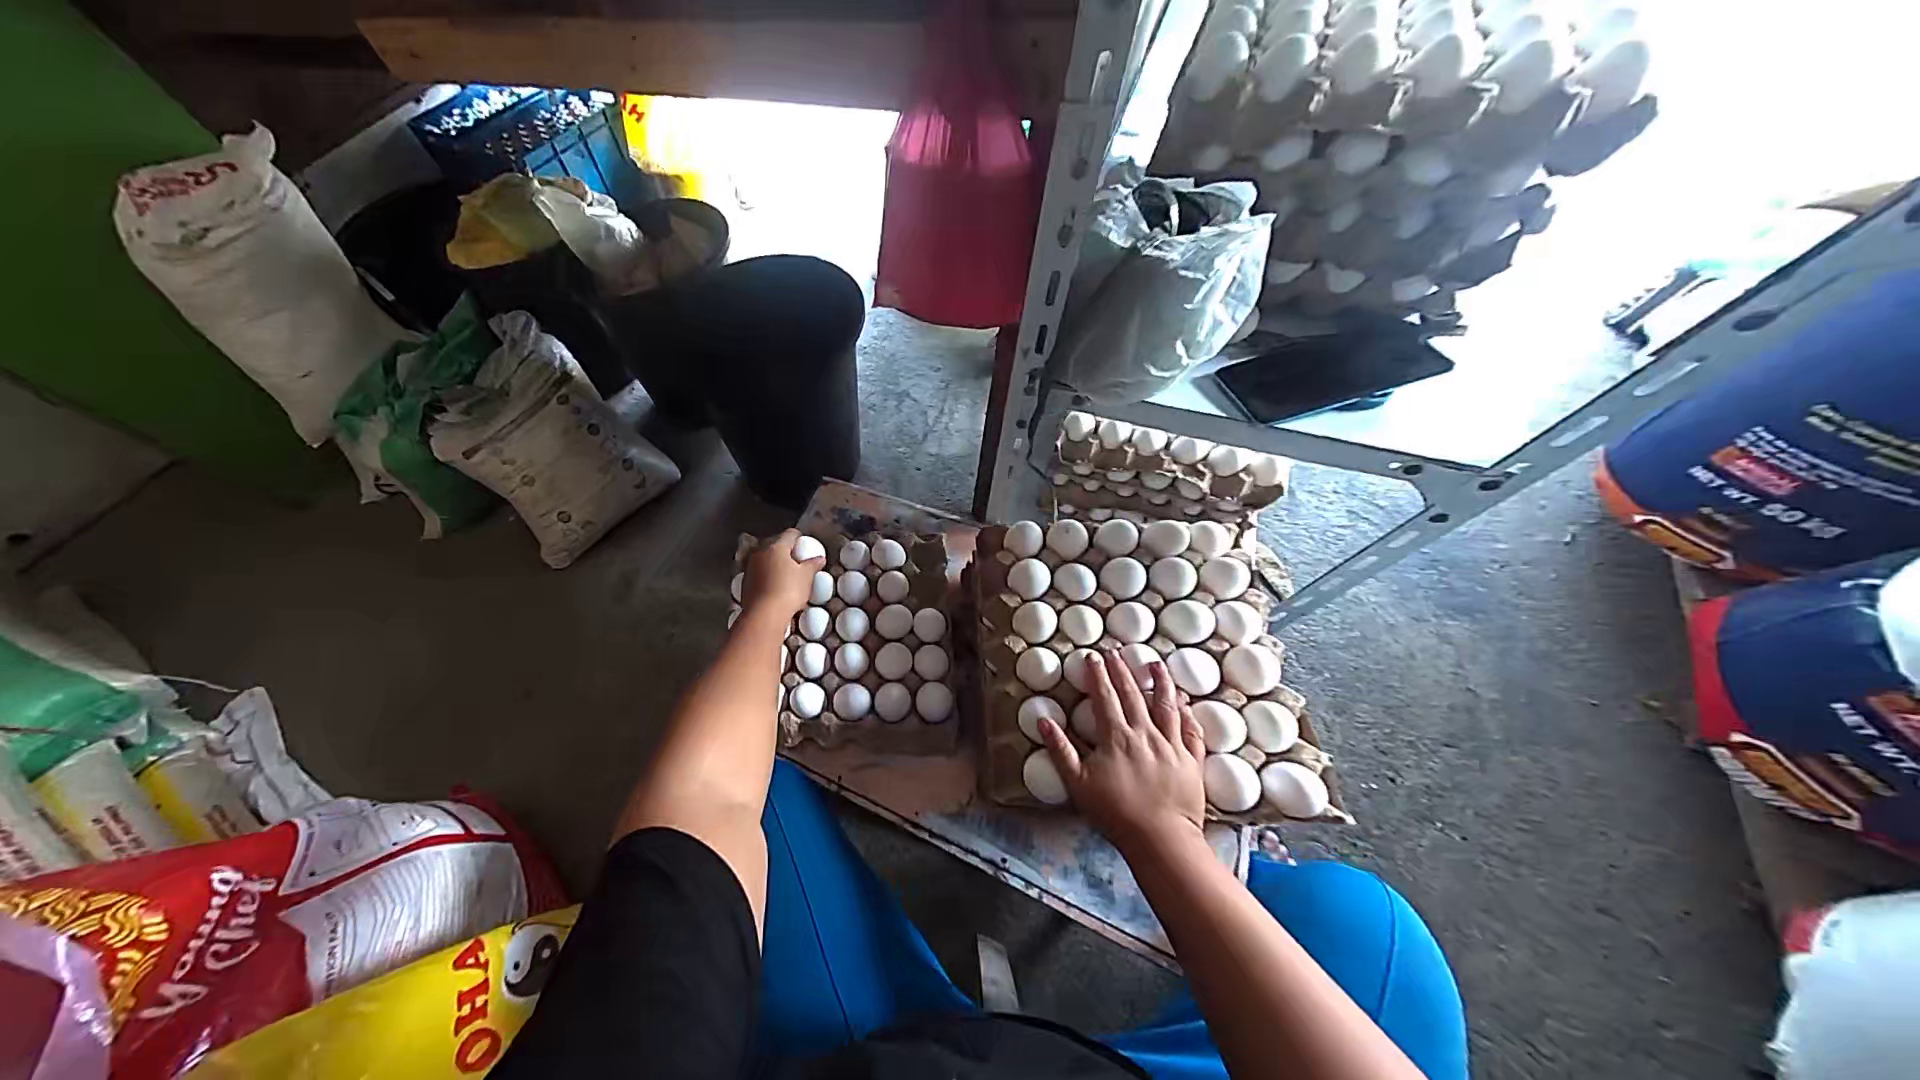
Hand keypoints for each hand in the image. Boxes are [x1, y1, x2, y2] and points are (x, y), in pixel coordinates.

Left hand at [742, 529, 821, 618]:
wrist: (764, 616)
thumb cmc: (788, 591)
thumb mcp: (807, 577)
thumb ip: (813, 564)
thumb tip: (819, 559)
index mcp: (776, 547)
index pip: (790, 534)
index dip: (800, 538)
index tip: (805, 546)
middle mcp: (759, 553)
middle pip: (774, 544)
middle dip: (785, 550)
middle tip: (797, 560)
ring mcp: (749, 568)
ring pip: (764, 558)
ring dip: (773, 563)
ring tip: (786, 574)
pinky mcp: (744, 583)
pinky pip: (758, 573)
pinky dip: (766, 576)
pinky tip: (774, 586)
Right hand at [1038, 646, 1208, 855]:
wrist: (1161, 839)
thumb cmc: (1116, 814)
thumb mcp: (1078, 784)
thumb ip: (1060, 750)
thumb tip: (1043, 721)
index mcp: (1116, 738)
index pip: (1104, 698)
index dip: (1098, 675)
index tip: (1093, 657)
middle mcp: (1144, 734)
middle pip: (1132, 694)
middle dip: (1122, 670)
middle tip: (1116, 651)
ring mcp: (1171, 745)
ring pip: (1166, 705)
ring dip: (1159, 681)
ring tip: (1155, 663)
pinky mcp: (1191, 760)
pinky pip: (1191, 730)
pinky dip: (1188, 713)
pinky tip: (1185, 702)